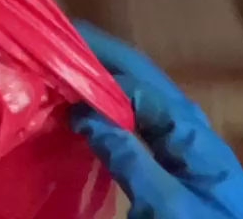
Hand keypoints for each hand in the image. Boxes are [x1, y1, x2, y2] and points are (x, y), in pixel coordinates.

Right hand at [69, 22, 242, 218]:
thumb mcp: (166, 208)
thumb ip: (125, 156)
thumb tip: (80, 108)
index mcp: (190, 130)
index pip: (133, 79)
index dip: (93, 59)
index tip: (51, 48)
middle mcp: (188, 128)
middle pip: (139, 77)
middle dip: (99, 55)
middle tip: (53, 41)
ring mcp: (185, 149)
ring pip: (138, 97)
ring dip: (104, 77)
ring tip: (63, 68)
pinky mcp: (178, 170)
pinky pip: (139, 123)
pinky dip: (110, 106)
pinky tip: (87, 111)